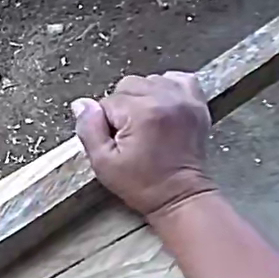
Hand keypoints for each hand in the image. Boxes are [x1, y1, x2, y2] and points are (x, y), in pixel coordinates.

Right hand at [73, 72, 216, 218]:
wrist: (180, 197)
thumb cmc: (144, 185)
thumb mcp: (104, 164)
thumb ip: (89, 129)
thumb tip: (81, 104)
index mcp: (141, 112)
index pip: (107, 102)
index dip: (107, 124)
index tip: (119, 144)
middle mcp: (165, 98)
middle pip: (128, 86)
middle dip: (124, 109)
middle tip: (132, 136)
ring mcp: (184, 99)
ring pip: (149, 81)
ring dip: (144, 98)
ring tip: (148, 126)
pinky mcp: (197, 103)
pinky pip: (178, 79)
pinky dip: (167, 89)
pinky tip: (163, 108)